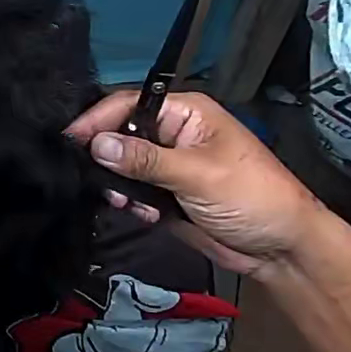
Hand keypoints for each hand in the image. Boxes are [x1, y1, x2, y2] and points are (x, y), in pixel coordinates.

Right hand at [66, 92, 330, 276]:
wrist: (280, 248)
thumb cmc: (252, 196)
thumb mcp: (198, 173)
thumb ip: (145, 160)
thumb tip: (97, 144)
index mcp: (185, 113)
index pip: (130, 104)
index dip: (99, 119)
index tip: (70, 140)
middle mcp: (173, 134)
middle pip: (121, 135)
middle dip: (107, 157)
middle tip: (98, 179)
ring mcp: (168, 166)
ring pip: (123, 167)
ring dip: (121, 185)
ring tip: (131, 202)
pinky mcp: (166, 195)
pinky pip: (134, 193)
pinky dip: (133, 204)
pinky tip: (148, 214)